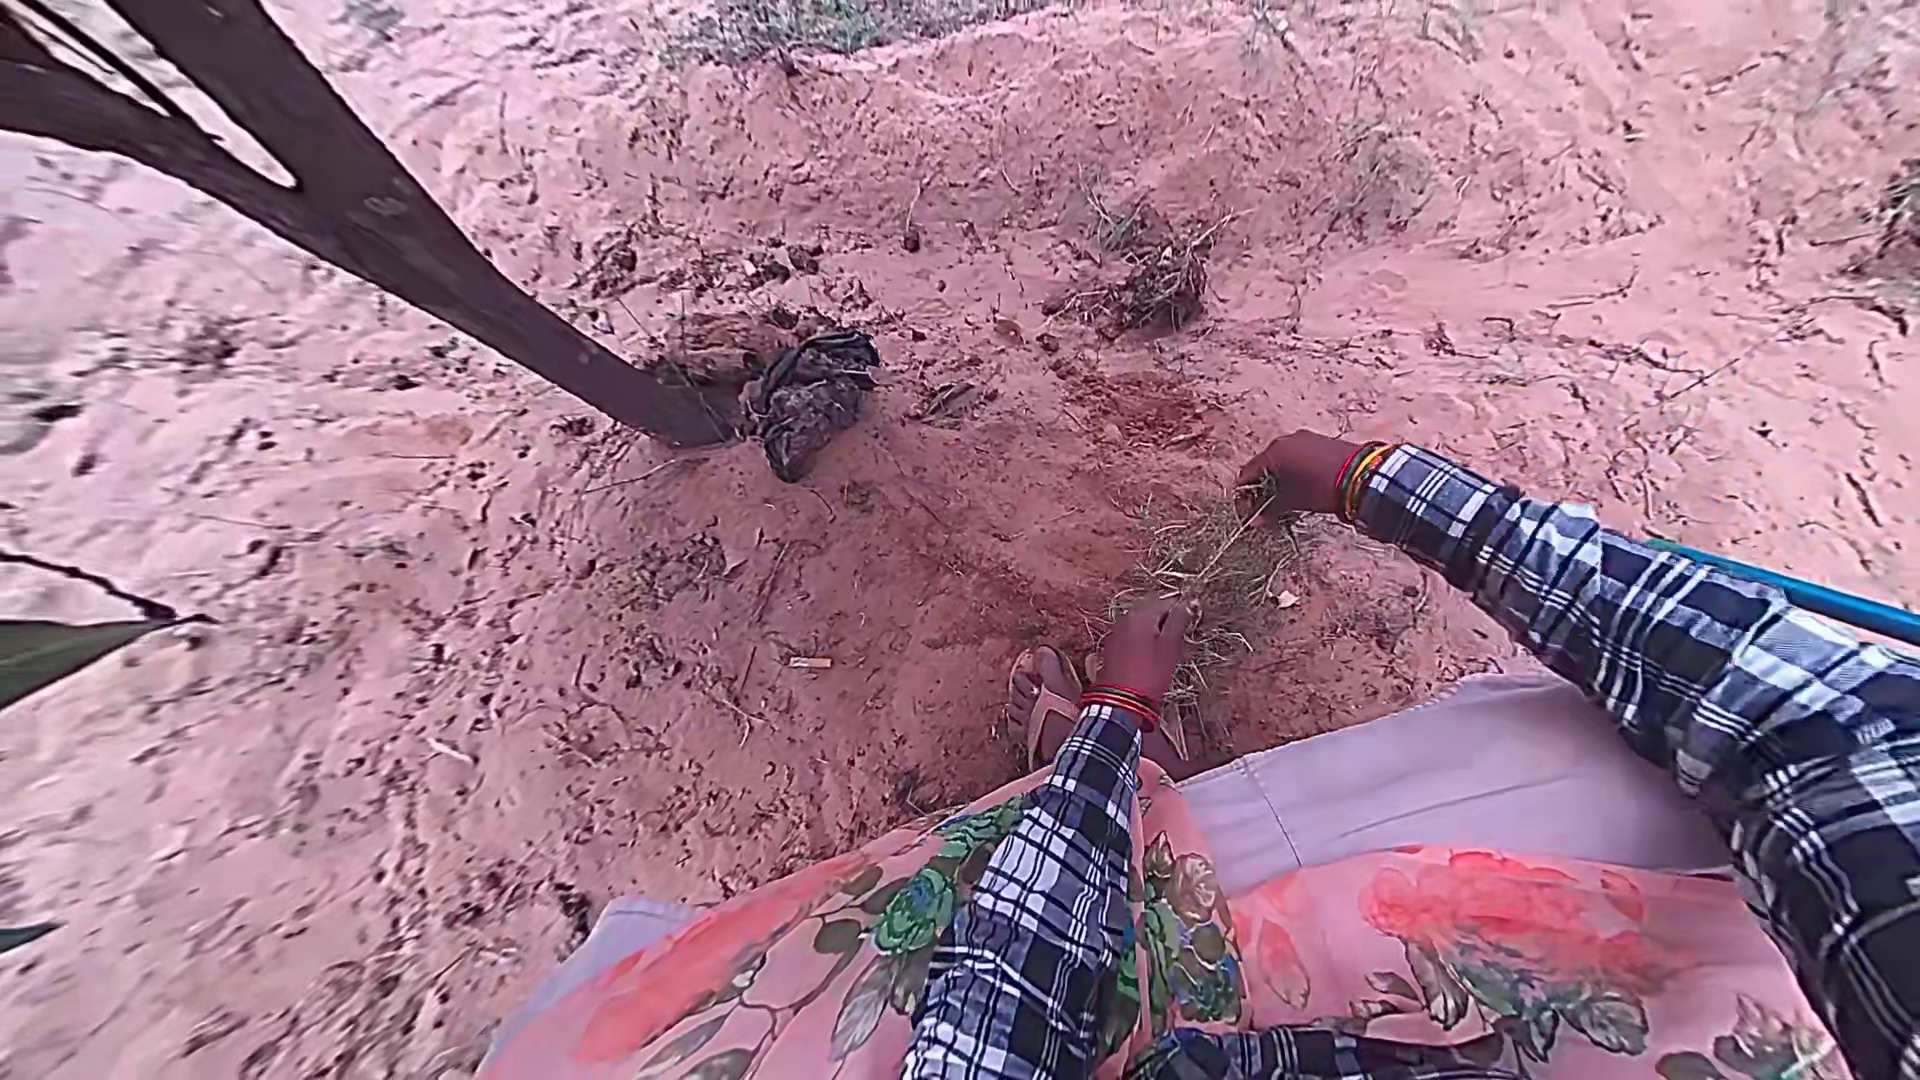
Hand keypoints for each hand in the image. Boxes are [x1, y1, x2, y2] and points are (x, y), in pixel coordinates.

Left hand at [1098, 596, 1196, 703]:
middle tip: (1181, 636)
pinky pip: (1133, 631)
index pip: (1166, 602)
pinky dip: (1144, 636)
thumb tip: (1190, 601)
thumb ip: (1178, 620)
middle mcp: (1125, 617)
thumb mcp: (1169, 646)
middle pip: (1152, 609)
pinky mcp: (1113, 643)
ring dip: (1156, 628)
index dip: (1182, 609)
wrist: (1121, 698)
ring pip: (1142, 621)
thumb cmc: (1149, 672)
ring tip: (1169, 645)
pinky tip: (1152, 651)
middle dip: (1168, 618)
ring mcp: (1117, 629)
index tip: (1193, 622)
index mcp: (1140, 614)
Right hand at [1236, 430, 1363, 517]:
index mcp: (1273, 453)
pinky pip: (1296, 455)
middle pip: (1263, 466)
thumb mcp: (1293, 501)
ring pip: (1280, 460)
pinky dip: (1292, 470)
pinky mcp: (1319, 440)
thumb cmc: (1322, 488)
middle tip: (1263, 505)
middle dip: (1260, 486)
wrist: (1367, 474)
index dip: (1244, 495)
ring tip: (1282, 496)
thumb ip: (1270, 509)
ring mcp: (1304, 438)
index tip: (1247, 511)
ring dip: (1277, 478)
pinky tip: (1299, 484)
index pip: (1246, 474)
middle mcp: (1284, 441)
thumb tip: (1254, 522)